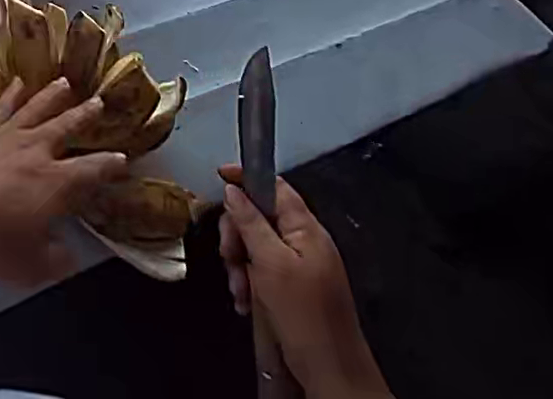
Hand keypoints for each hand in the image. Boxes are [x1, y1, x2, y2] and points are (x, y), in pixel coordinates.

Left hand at [0, 78, 127, 285]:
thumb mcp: (27, 267)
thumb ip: (54, 260)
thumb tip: (68, 254)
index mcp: (55, 182)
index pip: (92, 171)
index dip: (109, 166)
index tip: (123, 159)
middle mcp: (36, 151)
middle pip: (67, 127)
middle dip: (85, 116)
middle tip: (100, 102)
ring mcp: (6, 137)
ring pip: (37, 109)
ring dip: (53, 96)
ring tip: (66, 82)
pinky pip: (1, 107)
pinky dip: (11, 94)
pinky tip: (15, 83)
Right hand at [218, 165, 391, 398]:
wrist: (333, 376)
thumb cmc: (305, 316)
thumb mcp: (271, 264)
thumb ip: (251, 223)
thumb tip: (232, 190)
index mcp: (305, 227)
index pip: (274, 185)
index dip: (246, 177)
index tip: (219, 175)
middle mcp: (304, 240)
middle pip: (259, 216)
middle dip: (237, 235)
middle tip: (230, 258)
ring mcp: (300, 265)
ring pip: (257, 246)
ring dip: (241, 265)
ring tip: (239, 292)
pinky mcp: (295, 288)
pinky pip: (264, 271)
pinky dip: (250, 282)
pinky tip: (245, 303)